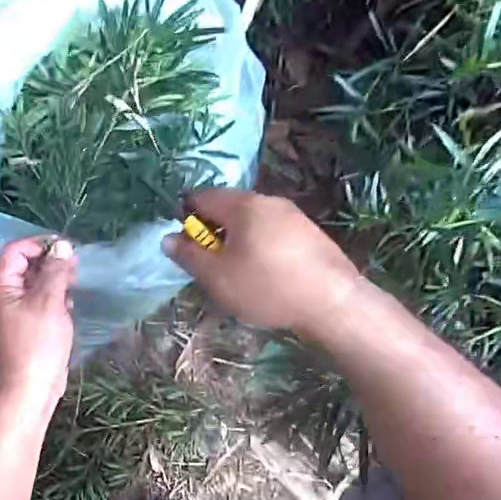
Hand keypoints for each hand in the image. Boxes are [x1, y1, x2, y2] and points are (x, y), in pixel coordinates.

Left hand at [0, 236, 76, 414]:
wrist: (32, 387)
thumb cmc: (37, 343)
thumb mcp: (49, 302)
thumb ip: (55, 272)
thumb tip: (63, 246)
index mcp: (3, 288)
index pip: (14, 252)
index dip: (37, 244)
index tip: (63, 246)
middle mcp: (7, 297)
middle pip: (25, 266)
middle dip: (49, 260)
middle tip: (74, 262)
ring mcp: (19, 313)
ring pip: (36, 285)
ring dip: (55, 278)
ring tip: (76, 279)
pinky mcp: (32, 326)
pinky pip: (43, 302)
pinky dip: (56, 297)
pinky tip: (71, 302)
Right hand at [163, 188, 365, 340]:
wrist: (332, 302)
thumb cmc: (266, 287)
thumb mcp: (217, 277)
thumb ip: (189, 255)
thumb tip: (168, 238)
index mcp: (243, 205)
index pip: (201, 196)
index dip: (186, 217)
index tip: (186, 247)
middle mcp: (269, 201)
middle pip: (228, 208)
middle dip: (212, 232)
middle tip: (209, 265)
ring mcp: (293, 215)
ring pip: (251, 222)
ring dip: (236, 242)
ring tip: (236, 274)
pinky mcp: (309, 234)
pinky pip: (272, 233)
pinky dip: (259, 248)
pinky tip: (264, 276)